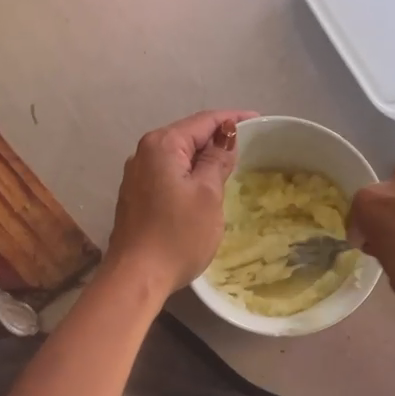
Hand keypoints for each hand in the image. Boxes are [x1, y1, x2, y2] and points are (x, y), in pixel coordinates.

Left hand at [105, 109, 255, 294]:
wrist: (137, 276)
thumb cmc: (178, 235)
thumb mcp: (208, 195)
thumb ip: (217, 160)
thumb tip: (226, 134)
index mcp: (163, 145)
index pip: (204, 121)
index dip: (233, 119)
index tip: (258, 120)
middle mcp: (144, 153)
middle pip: (188, 136)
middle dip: (216, 138)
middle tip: (248, 145)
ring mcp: (136, 176)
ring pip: (177, 157)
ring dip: (201, 158)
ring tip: (229, 166)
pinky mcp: (135, 197)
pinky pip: (167, 175)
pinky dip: (187, 175)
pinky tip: (202, 187)